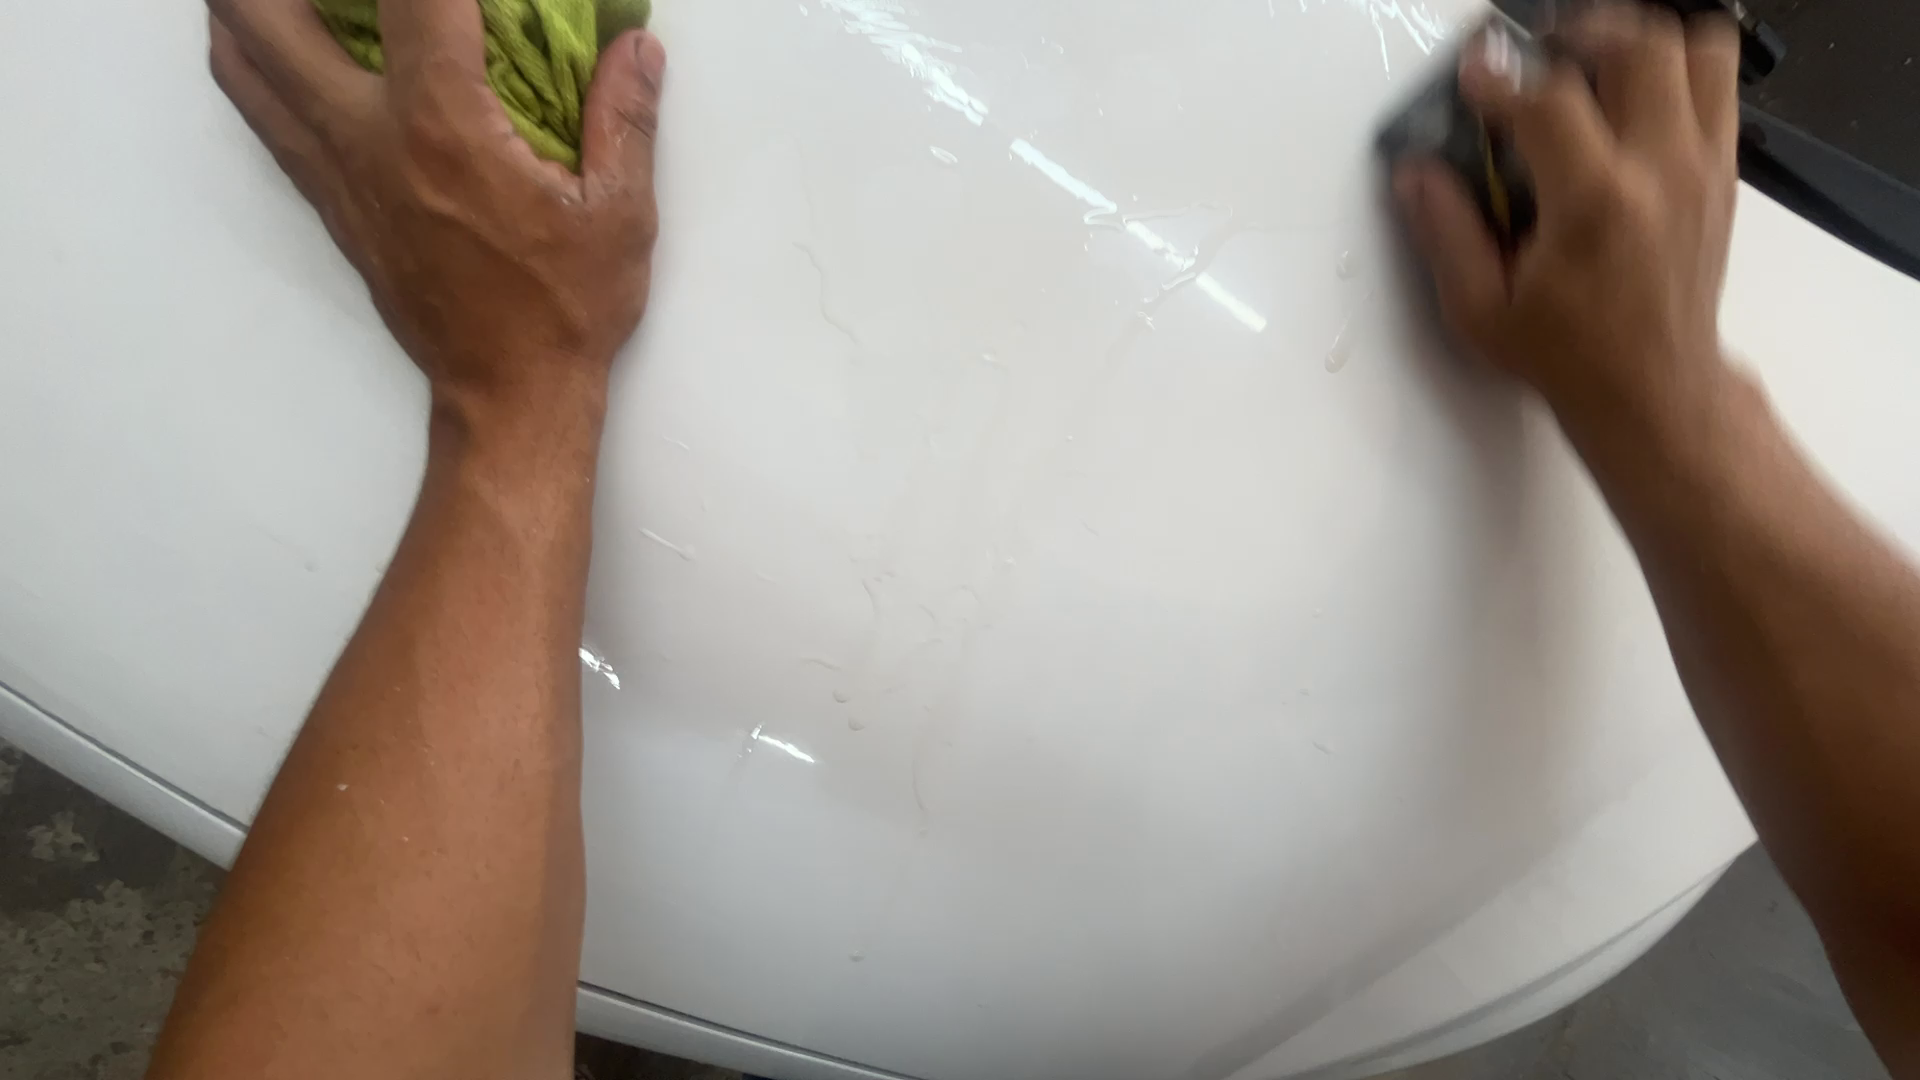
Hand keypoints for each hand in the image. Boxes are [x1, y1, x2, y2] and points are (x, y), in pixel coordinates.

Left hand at [206, 0, 665, 426]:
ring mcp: (335, 172)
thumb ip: (624, 122)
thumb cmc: (569, 310)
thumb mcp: (621, 218)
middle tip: (384, 0)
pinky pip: (259, 109)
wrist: (512, 389)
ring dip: (264, 4)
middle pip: (266, 3)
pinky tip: (317, 67)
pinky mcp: (332, 207)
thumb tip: (637, 48)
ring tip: (329, 9)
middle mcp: (366, 135)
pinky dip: (263, 62)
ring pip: (238, 49)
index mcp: (444, 127)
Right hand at [1395, 4, 1741, 435]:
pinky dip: (1669, 71)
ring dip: (1636, 42)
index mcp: (1593, 204)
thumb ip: (1444, 233)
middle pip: (1640, 48)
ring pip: (1696, 49)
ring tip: (1585, 63)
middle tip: (1533, 51)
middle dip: (1579, 34)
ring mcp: (1704, 164)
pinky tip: (1622, 103)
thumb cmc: (1559, 352)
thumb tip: (1414, 174)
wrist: (1647, 381)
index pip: (1549, 104)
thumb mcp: (1476, 306)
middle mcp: (1662, 168)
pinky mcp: (1722, 171)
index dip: (1501, 77)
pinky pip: (1715, 85)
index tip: (1472, 69)